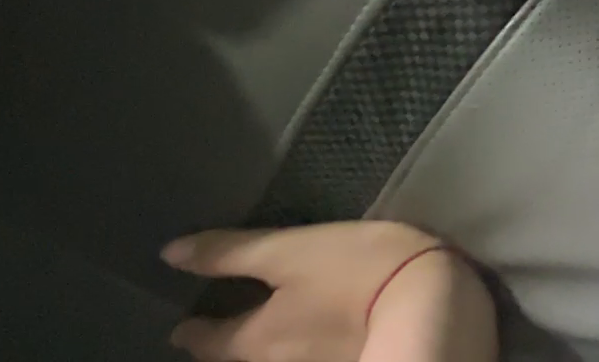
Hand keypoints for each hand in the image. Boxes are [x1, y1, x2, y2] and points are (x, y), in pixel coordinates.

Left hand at [162, 221, 488, 361]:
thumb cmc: (356, 269)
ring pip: (279, 360)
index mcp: (255, 338)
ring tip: (273, 331)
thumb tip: (169, 252)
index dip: (195, 330)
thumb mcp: (296, 249)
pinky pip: (317, 357)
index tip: (182, 326)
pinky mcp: (355, 360)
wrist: (429, 305)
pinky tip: (322, 336)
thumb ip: (236, 251)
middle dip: (229, 345)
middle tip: (224, 331)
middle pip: (241, 358)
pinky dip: (307, 348)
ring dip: (269, 349)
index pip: (210, 340)